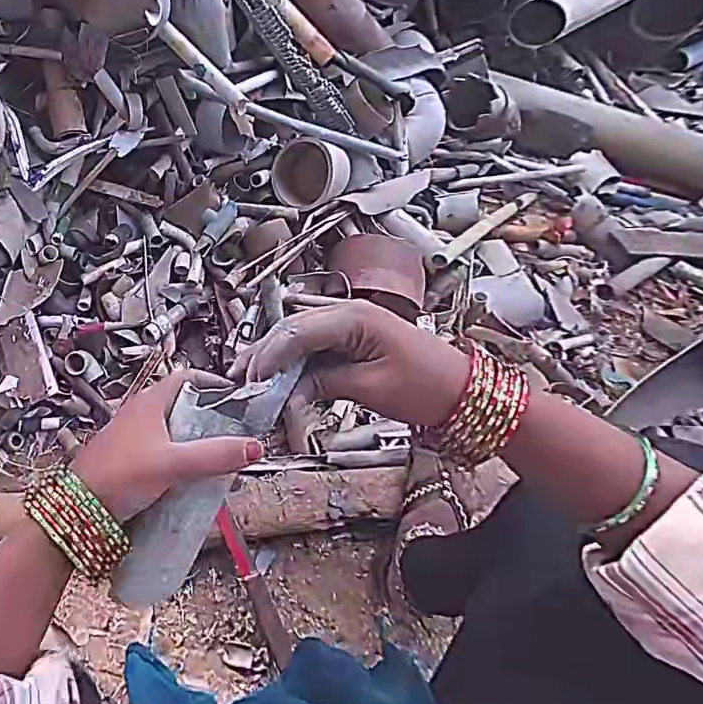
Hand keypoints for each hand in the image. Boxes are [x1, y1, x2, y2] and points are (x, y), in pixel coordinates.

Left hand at [69, 369, 264, 519]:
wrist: (76, 512)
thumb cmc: (115, 477)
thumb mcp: (173, 463)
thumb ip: (214, 455)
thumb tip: (253, 446)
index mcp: (149, 402)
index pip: (187, 378)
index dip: (212, 384)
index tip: (234, 397)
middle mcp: (141, 415)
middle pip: (184, 406)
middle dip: (209, 420)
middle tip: (230, 434)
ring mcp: (134, 438)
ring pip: (174, 432)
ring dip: (195, 443)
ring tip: (214, 460)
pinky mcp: (131, 461)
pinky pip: (164, 453)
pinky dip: (180, 461)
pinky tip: (189, 479)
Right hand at [228, 300, 469, 428]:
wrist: (463, 391)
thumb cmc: (426, 385)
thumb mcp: (371, 389)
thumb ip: (324, 384)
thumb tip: (288, 392)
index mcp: (355, 316)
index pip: (297, 331)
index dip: (269, 356)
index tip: (250, 380)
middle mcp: (349, 311)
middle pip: (292, 328)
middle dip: (264, 353)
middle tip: (240, 378)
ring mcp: (351, 322)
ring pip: (299, 334)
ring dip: (274, 355)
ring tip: (249, 375)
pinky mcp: (353, 338)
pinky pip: (315, 345)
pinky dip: (294, 360)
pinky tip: (278, 373)